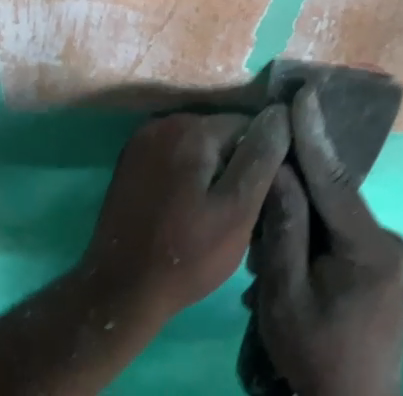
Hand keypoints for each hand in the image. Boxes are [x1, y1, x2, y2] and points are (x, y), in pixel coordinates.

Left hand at [81, 106, 291, 321]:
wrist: (122, 287)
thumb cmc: (188, 254)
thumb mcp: (237, 209)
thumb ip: (260, 158)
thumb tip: (279, 114)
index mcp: (190, 127)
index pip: (247, 124)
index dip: (264, 157)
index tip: (267, 193)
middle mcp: (162, 122)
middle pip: (219, 133)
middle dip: (236, 163)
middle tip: (243, 209)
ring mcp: (140, 141)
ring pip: (195, 146)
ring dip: (211, 170)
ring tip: (217, 213)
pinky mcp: (130, 163)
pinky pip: (172, 158)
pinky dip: (186, 175)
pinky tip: (189, 209)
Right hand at [249, 88, 402, 395]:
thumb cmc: (315, 356)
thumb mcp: (285, 293)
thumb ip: (282, 227)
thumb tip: (277, 169)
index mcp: (371, 249)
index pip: (333, 179)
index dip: (312, 134)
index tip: (302, 92)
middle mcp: (389, 243)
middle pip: (330, 196)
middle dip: (290, 190)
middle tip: (253, 197)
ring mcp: (389, 257)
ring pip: (330, 216)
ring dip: (295, 220)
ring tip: (262, 254)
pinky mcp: (381, 269)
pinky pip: (337, 235)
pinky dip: (308, 238)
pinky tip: (282, 262)